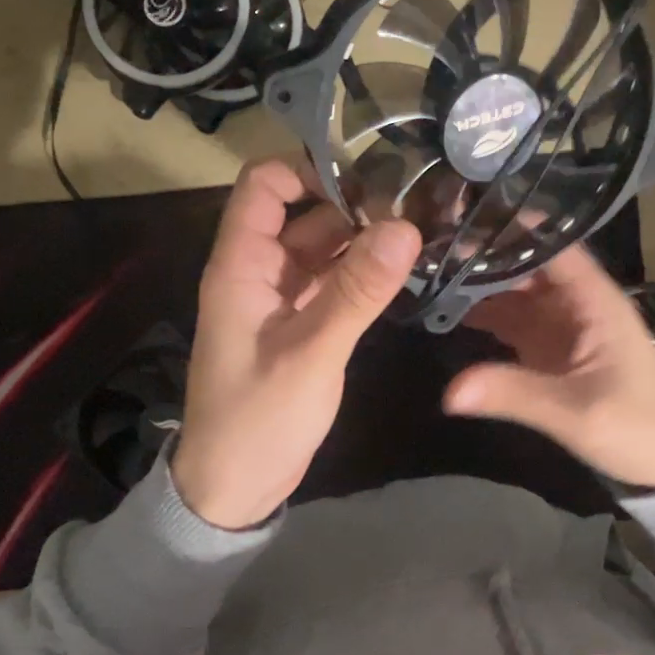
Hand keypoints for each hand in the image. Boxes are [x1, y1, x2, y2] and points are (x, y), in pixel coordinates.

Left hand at [172, 159, 422, 527]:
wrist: (233, 486)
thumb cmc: (257, 418)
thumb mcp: (311, 354)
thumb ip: (357, 292)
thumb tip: (406, 227)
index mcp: (240, 266)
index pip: (263, 186)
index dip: (308, 168)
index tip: (371, 172)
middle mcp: (258, 272)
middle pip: (303, 215)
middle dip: (353, 204)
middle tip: (418, 201)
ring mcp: (280, 301)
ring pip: (321, 250)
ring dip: (362, 240)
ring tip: (421, 230)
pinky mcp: (299, 328)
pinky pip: (330, 285)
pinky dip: (360, 276)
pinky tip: (402, 271)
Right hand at [443, 244, 654, 488]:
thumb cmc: (635, 428)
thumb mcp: (573, 413)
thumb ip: (512, 394)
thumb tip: (449, 392)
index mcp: (595, 300)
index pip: (552, 245)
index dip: (512, 228)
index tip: (461, 217)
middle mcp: (577, 303)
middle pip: (526, 264)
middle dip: (482, 254)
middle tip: (426, 246)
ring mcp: (562, 326)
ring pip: (515, 290)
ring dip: (477, 282)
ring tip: (426, 270)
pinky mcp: (551, 350)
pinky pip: (512, 320)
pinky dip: (482, 314)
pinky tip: (445, 310)